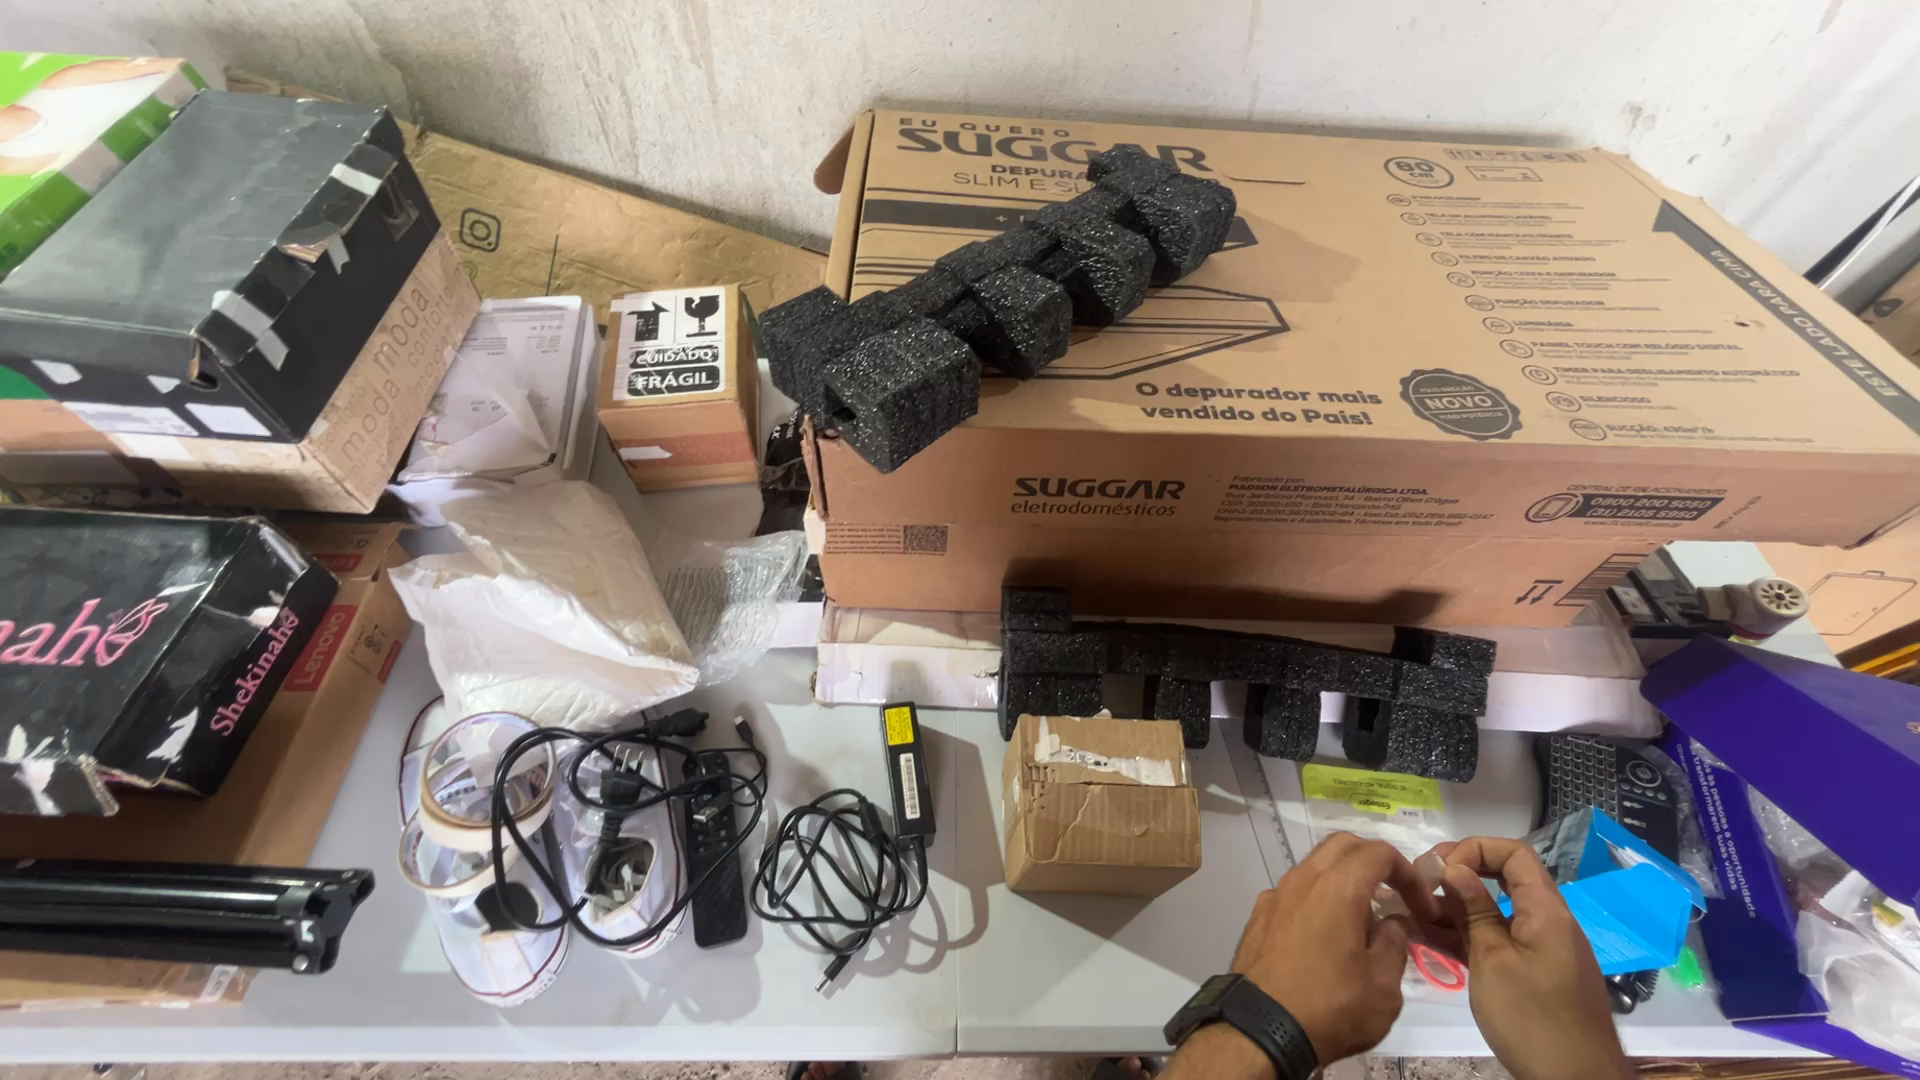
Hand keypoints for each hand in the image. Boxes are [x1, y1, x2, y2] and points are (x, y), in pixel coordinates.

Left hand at [1229, 833, 1439, 1063]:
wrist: (1262, 1024)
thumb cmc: (1331, 1006)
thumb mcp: (1383, 986)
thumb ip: (1394, 944)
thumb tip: (1394, 922)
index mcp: (1337, 887)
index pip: (1378, 852)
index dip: (1409, 873)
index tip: (1423, 908)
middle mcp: (1303, 879)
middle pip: (1342, 846)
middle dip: (1375, 863)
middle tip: (1397, 898)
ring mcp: (1277, 893)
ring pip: (1316, 865)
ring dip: (1346, 879)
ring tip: (1366, 920)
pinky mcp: (1261, 912)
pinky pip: (1296, 890)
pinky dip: (1320, 897)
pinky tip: (1329, 935)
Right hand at [1426, 837, 1631, 1079]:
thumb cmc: (1533, 1019)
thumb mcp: (1492, 960)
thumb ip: (1473, 910)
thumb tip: (1453, 867)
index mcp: (1546, 912)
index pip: (1514, 854)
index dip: (1474, 849)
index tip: (1439, 869)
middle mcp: (1546, 922)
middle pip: (1501, 877)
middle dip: (1457, 875)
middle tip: (1420, 884)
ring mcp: (1538, 948)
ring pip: (1492, 909)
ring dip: (1452, 907)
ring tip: (1411, 912)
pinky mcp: (1529, 971)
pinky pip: (1494, 937)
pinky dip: (1462, 933)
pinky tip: (1425, 936)